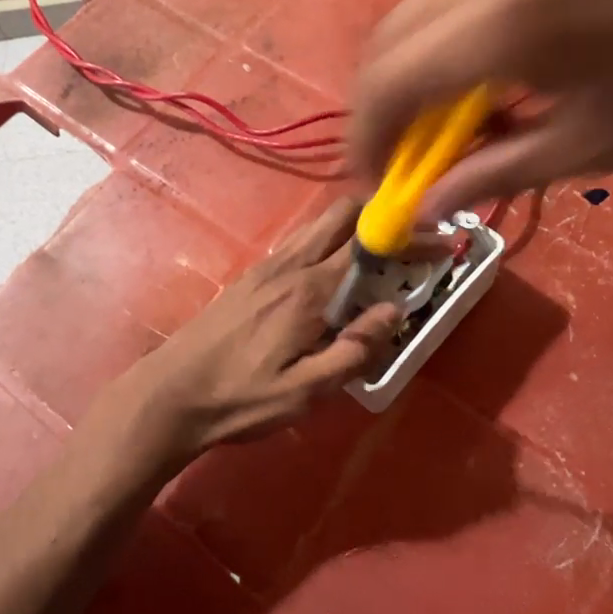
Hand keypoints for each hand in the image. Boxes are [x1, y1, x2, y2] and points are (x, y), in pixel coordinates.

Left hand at [87, 199, 400, 466]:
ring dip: (353, 227)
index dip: (411, 238)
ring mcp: (266, 265)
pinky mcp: (251, 275)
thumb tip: (395, 312)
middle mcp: (289, 264)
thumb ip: (353, 351)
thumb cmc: (240, 399)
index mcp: (308, 291)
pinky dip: (327, 240)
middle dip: (381, 216)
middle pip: (341, 214)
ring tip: (378, 258)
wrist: (170, 395)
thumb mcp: (304, 392)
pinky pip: (299, 241)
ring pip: (318, 223)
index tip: (442, 241)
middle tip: (409, 244)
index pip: (369, 247)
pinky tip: (333, 275)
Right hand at [348, 0, 612, 215]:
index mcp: (504, 23)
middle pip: (392, 38)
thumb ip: (493, 170)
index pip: (386, 82)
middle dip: (389, 105)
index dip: (369, 140)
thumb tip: (426, 207)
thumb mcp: (595, 144)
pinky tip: (511, 55)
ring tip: (474, 110)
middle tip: (417, 156)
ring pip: (426, 4)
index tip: (378, 182)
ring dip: (427, 64)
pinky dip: (462, 25)